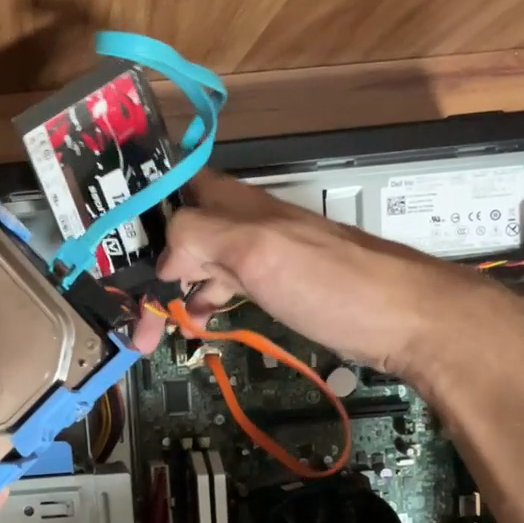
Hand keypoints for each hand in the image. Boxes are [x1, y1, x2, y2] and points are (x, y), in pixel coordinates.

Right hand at [133, 173, 523, 380]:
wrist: (413, 322)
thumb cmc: (338, 284)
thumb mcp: (260, 252)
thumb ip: (201, 239)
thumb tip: (163, 258)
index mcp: (236, 205)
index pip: (171, 191)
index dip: (137, 215)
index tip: (110, 255)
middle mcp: (244, 222)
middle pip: (178, 233)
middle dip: (148, 270)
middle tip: (133, 320)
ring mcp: (262, 254)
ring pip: (198, 263)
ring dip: (172, 292)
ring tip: (157, 331)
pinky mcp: (279, 284)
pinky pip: (225, 286)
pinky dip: (204, 304)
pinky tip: (200, 323)